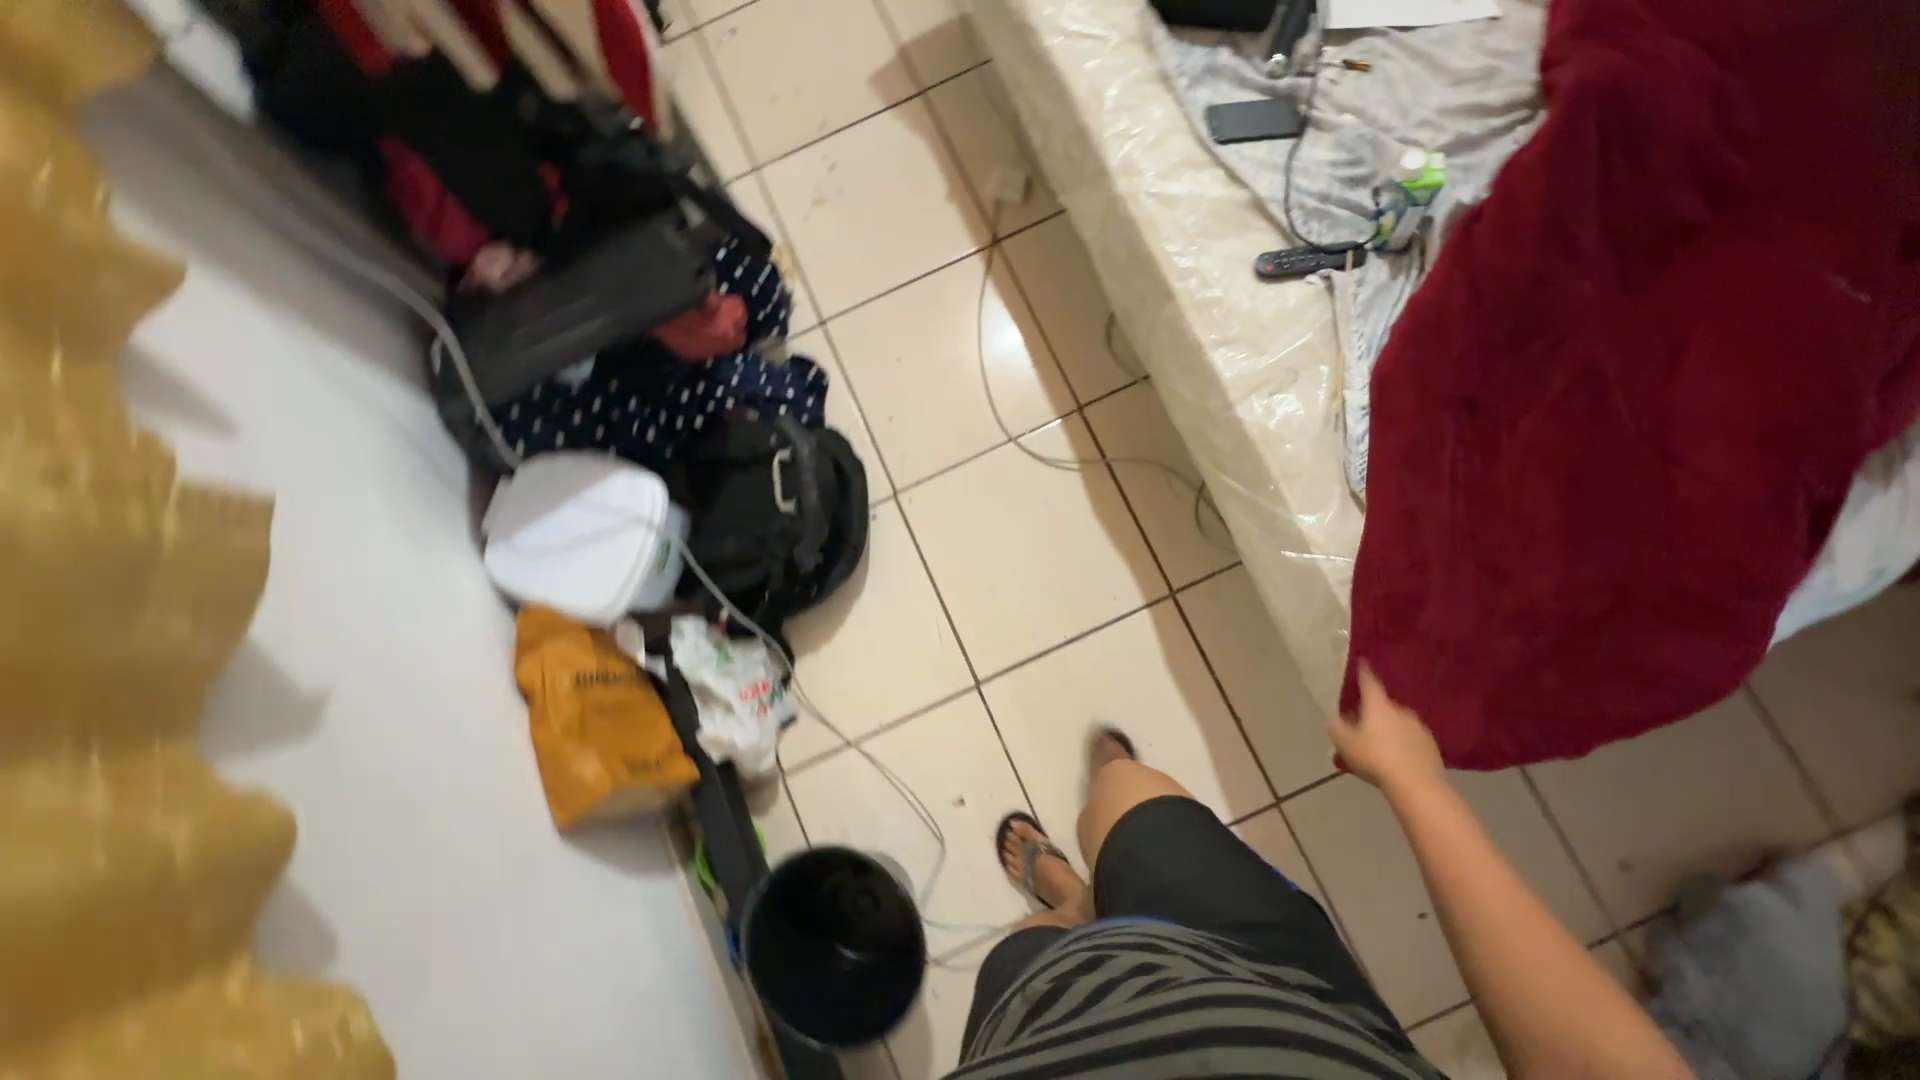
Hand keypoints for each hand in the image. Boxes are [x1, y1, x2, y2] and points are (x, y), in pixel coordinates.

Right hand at [1330, 661, 1447, 796]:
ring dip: (1389, 730)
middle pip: (1383, 706)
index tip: (1362, 662)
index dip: (1364, 672)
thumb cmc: (1375, 758)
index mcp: (1378, 706)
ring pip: (1398, 723)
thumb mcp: (1344, 743)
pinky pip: (1411, 739)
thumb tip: (1337, 719)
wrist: (1417, 785)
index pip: (1369, 683)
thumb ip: (1337, 727)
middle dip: (1373, 713)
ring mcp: (1419, 727)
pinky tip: (1397, 759)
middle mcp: (1401, 711)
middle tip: (1362, 727)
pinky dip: (1403, 744)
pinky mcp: (1431, 745)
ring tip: (1380, 747)